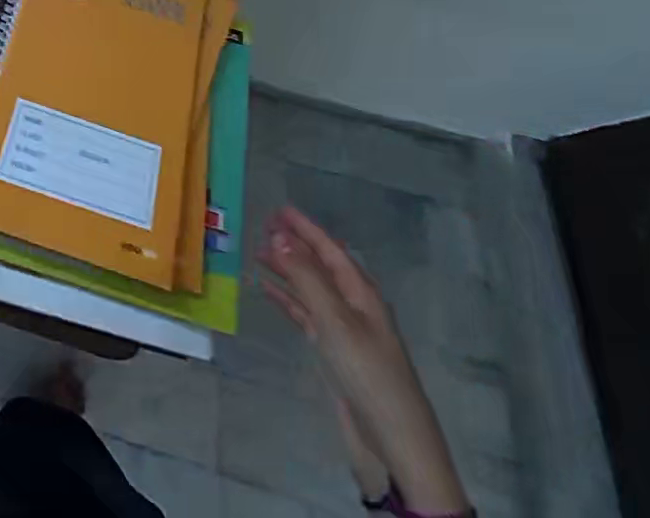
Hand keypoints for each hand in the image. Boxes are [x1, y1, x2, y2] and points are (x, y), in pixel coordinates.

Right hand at [256, 206, 469, 514]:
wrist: (391, 441)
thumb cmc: (367, 374)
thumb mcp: (335, 321)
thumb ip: (306, 277)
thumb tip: (279, 235)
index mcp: (362, 294)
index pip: (330, 250)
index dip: (306, 228)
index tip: (278, 208)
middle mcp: (354, 306)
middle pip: (321, 265)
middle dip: (295, 244)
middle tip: (263, 224)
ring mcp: (343, 329)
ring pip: (310, 287)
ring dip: (286, 268)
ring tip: (257, 252)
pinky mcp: (332, 350)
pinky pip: (304, 312)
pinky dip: (285, 298)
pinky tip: (266, 290)